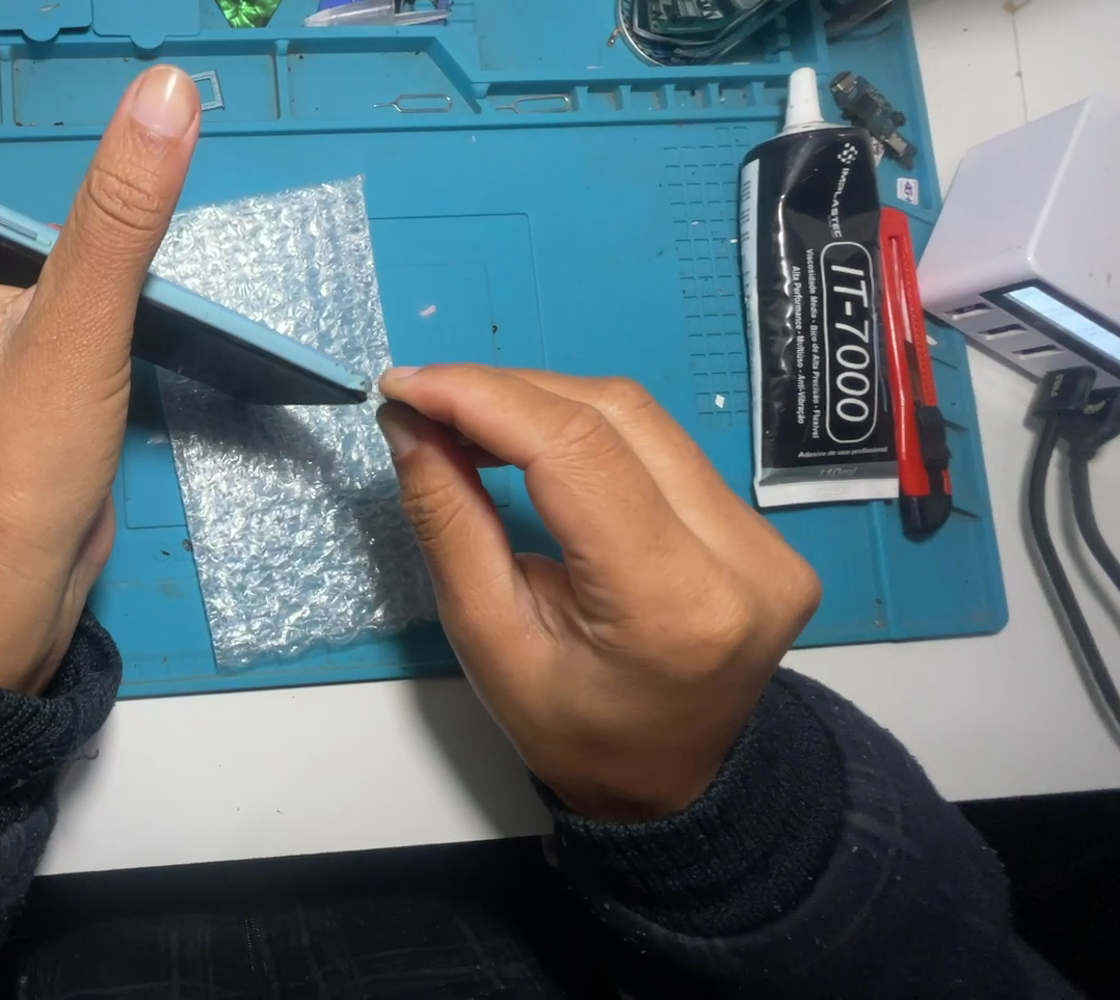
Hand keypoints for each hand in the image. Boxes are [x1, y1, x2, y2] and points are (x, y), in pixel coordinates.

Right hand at [375, 366, 820, 820]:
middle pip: (611, 414)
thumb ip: (448, 520)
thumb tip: (409, 426)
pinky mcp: (751, 522)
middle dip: (499, 390)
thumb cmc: (565, 726)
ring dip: (531, 399)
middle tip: (419, 397)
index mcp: (672, 602)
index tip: (403, 387)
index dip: (480, 399)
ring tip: (455, 414)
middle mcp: (741, 554)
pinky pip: (649, 439)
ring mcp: (761, 534)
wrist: (666, 779)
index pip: (575, 452)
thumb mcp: (483, 634)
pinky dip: (567, 421)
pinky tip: (513, 432)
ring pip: (633, 414)